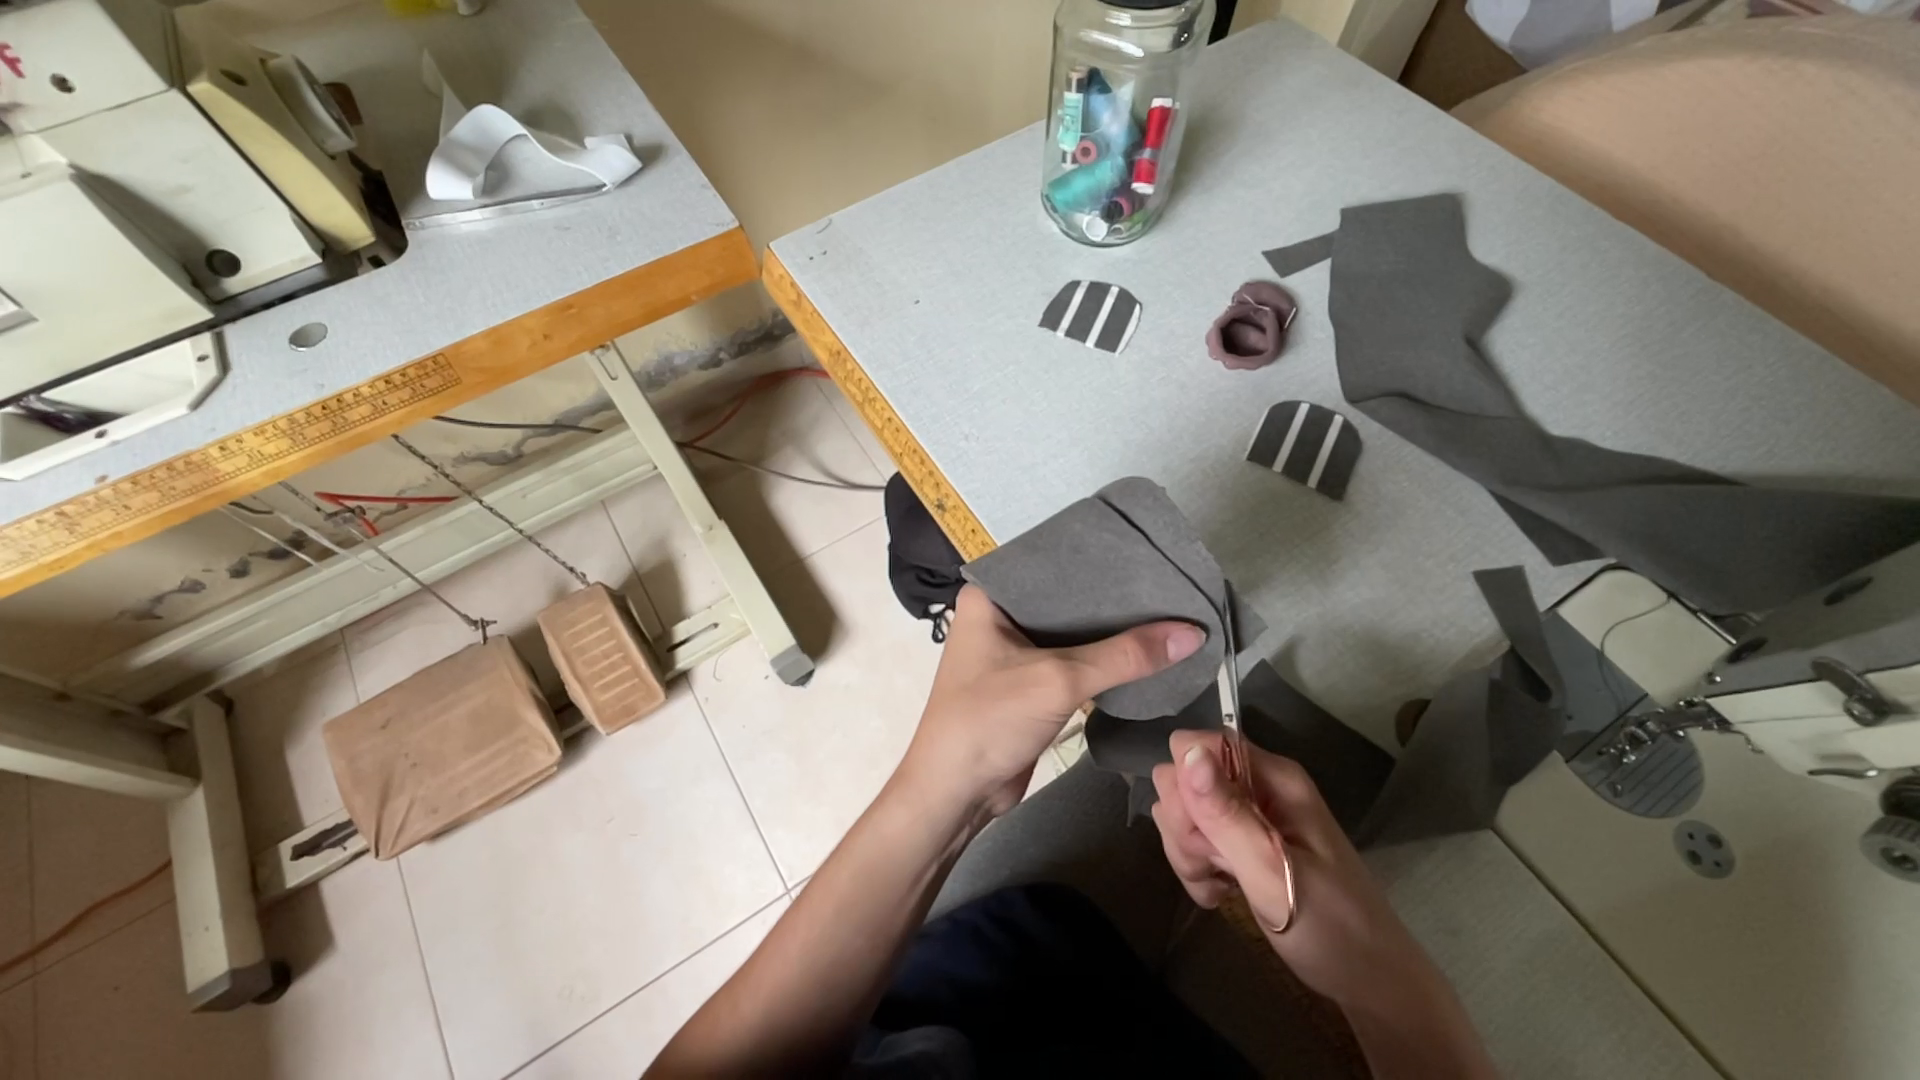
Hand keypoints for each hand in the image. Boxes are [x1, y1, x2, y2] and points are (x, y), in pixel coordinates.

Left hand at [904, 585, 1204, 817]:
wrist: (956, 793)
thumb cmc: (990, 720)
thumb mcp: (1059, 680)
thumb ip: (1125, 655)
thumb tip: (1193, 632)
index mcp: (989, 596)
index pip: (1053, 564)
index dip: (1101, 561)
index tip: (1151, 555)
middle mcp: (998, 616)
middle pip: (1066, 601)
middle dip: (1114, 601)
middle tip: (1170, 586)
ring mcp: (1012, 652)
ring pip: (1072, 634)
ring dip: (1113, 635)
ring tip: (1170, 615)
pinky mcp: (1027, 684)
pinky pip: (1072, 662)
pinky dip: (1103, 662)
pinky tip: (1144, 654)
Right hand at [1150, 731, 1449, 1015]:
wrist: (1370, 980)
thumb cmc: (1331, 928)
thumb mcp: (1272, 874)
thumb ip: (1226, 814)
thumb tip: (1188, 753)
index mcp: (1273, 778)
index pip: (1195, 747)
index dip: (1186, 786)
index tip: (1204, 834)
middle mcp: (1258, 786)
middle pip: (1182, 779)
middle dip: (1184, 825)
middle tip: (1216, 865)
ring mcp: (1249, 815)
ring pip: (1182, 812)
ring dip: (1187, 852)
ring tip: (1222, 885)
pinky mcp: (1240, 843)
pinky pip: (1192, 839)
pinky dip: (1196, 868)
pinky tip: (1220, 893)